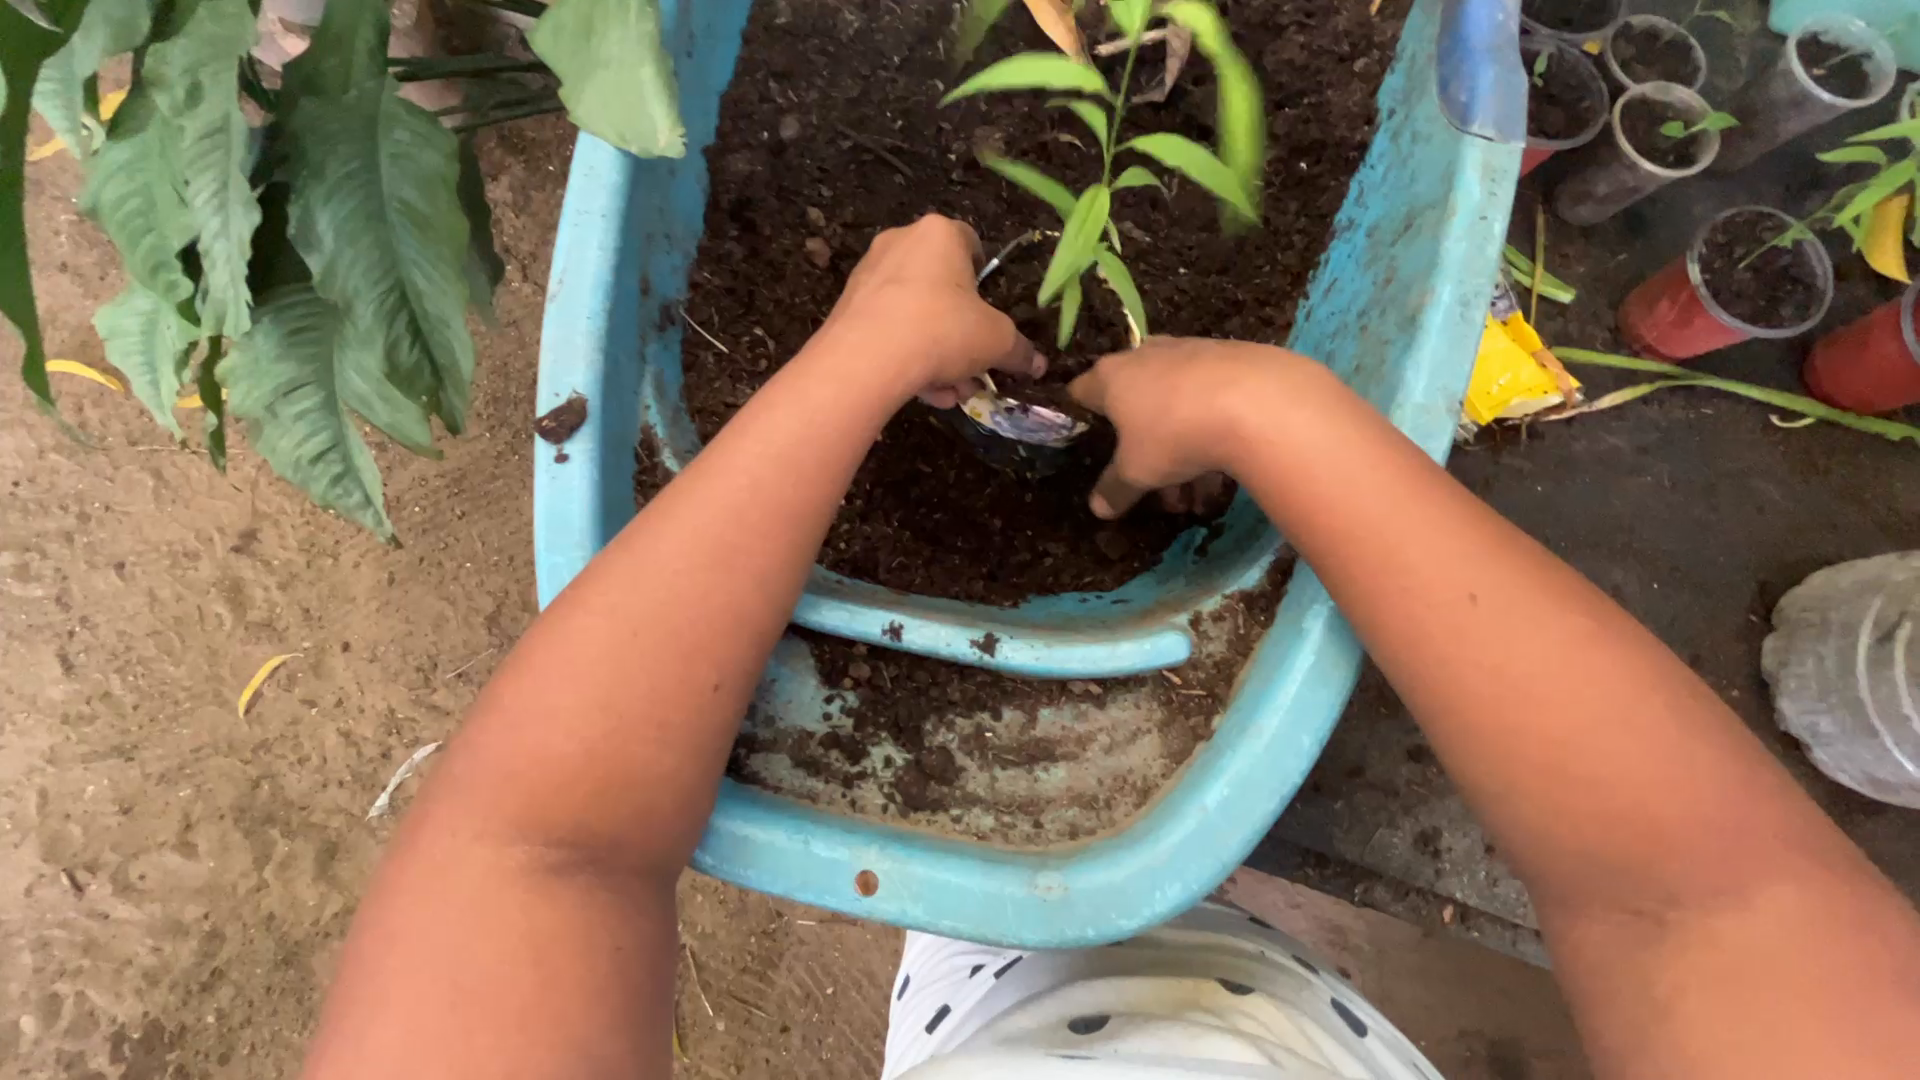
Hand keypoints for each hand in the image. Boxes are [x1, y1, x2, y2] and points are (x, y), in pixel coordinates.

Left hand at [816, 215, 1044, 406]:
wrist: (866, 360)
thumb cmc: (942, 331)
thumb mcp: (996, 342)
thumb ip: (1019, 351)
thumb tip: (1037, 365)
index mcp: (939, 233)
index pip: (971, 244)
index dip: (985, 280)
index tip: (989, 314)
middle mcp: (900, 243)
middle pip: (942, 289)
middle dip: (962, 335)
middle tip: (973, 369)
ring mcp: (869, 276)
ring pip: (916, 316)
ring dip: (938, 356)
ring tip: (949, 392)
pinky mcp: (847, 309)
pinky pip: (889, 331)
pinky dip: (908, 358)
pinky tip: (922, 392)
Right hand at [1068, 338, 1316, 518]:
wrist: (1258, 401)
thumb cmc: (1175, 433)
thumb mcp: (1138, 472)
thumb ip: (1114, 489)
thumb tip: (1097, 509)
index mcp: (1111, 377)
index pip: (1081, 392)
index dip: (1081, 418)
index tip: (1089, 443)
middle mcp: (1146, 356)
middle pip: (1133, 403)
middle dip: (1140, 447)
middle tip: (1152, 483)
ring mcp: (1189, 353)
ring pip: (1174, 407)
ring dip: (1179, 450)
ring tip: (1195, 496)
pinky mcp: (1230, 358)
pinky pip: (1208, 401)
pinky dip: (1210, 434)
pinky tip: (1223, 471)